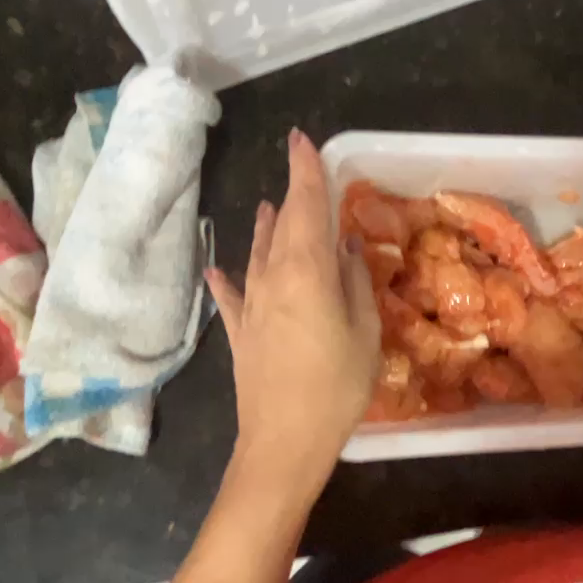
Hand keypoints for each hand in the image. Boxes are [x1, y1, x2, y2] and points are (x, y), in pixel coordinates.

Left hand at [209, 130, 380, 483]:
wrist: (283, 443)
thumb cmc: (336, 385)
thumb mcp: (365, 332)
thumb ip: (356, 283)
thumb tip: (347, 248)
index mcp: (307, 271)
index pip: (306, 207)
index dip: (305, 171)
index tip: (302, 139)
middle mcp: (273, 279)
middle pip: (284, 226)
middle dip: (292, 193)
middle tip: (299, 167)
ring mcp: (252, 307)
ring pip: (258, 255)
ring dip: (265, 229)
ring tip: (269, 208)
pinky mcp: (242, 335)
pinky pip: (233, 297)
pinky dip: (228, 280)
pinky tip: (218, 269)